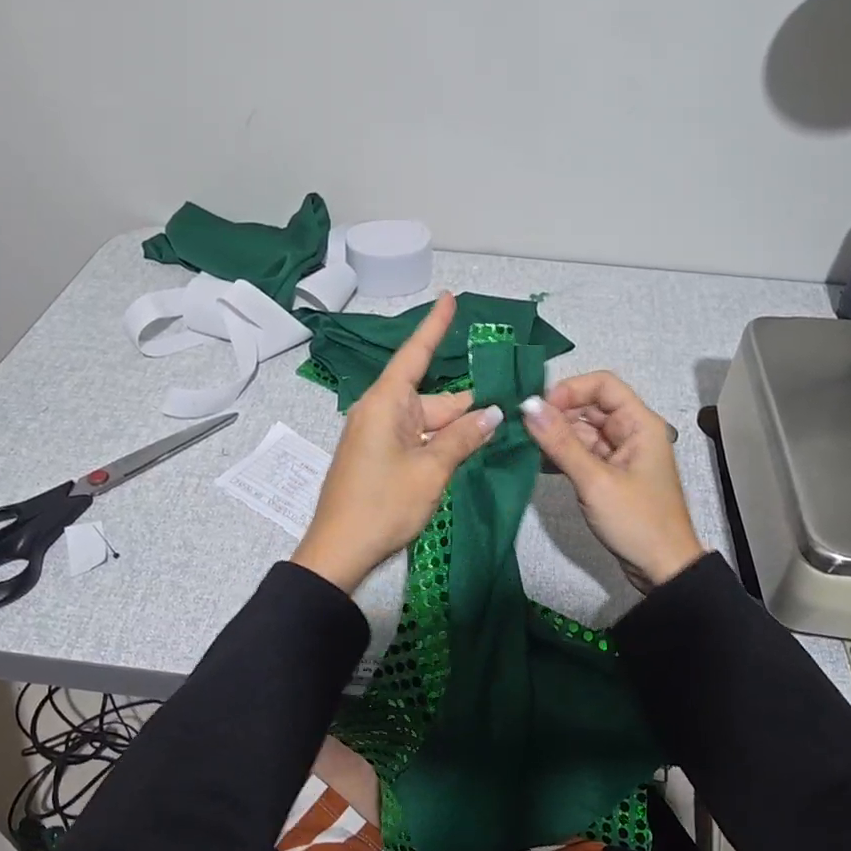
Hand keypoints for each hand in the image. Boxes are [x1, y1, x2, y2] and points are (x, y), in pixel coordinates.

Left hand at [293, 293, 504, 590]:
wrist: (340, 552)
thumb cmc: (383, 504)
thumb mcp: (431, 470)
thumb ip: (463, 438)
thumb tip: (493, 414)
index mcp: (386, 403)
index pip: (415, 354)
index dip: (435, 326)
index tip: (449, 298)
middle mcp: (380, 412)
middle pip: (431, 397)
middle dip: (468, 403)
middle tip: (510, 400)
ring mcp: (378, 437)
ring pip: (428, 421)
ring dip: (458, 428)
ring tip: (501, 428)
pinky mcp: (380, 458)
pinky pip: (417, 439)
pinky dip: (442, 442)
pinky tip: (471, 449)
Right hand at [519, 371, 705, 589]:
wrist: (663, 570)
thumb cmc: (637, 521)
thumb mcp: (595, 481)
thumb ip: (561, 442)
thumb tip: (528, 406)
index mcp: (639, 423)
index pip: (603, 385)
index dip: (570, 389)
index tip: (540, 407)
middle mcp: (631, 432)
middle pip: (590, 406)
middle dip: (557, 413)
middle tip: (523, 427)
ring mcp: (620, 454)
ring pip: (582, 430)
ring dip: (555, 435)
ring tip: (524, 444)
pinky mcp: (609, 475)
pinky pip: (582, 453)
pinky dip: (561, 455)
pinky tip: (537, 461)